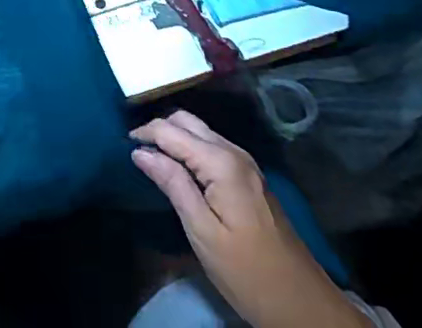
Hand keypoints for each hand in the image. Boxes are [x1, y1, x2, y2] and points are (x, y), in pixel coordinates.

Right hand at [131, 112, 363, 327]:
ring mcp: (244, 162)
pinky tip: (177, 166)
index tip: (122, 146)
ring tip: (150, 156)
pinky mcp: (248, 175)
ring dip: (174, 136)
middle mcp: (234, 151)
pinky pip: (211, 146)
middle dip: (158, 128)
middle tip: (135, 150)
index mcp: (221, 161)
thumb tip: (140, 151)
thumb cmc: (246, 270)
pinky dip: (189, 147)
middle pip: (187, 121)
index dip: (144, 133)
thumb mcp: (201, 230)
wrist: (300, 300)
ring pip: (200, 131)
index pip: (171, 130)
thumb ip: (172, 184)